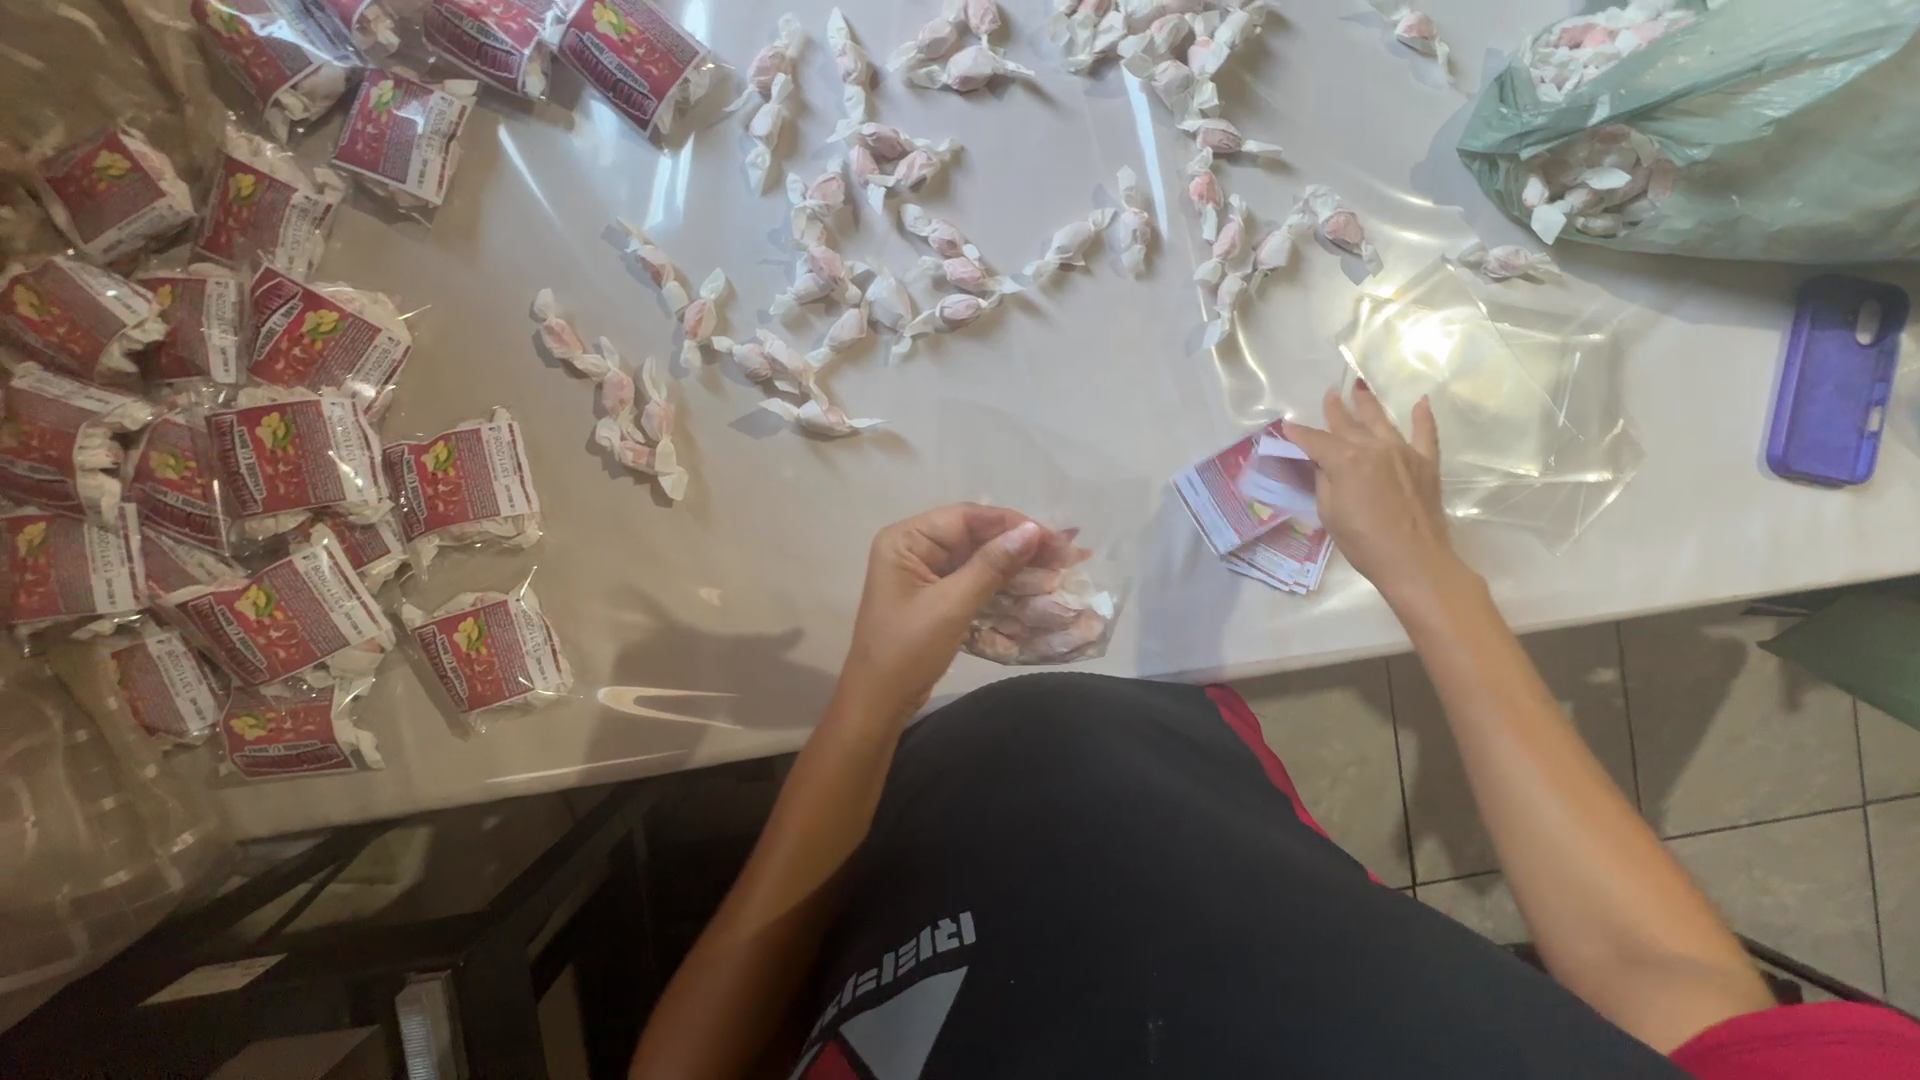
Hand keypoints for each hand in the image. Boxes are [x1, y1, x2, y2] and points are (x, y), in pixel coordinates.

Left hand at [835, 503, 1054, 723]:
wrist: (878, 704)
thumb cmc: (907, 652)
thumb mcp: (952, 606)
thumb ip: (992, 565)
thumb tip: (1032, 530)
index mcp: (906, 540)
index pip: (967, 518)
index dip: (1012, 524)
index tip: (1054, 538)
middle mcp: (914, 549)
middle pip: (975, 536)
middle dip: (1019, 545)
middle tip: (1067, 555)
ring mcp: (925, 574)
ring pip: (979, 559)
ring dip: (1016, 565)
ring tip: (1059, 570)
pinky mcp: (936, 598)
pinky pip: (974, 581)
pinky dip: (1002, 585)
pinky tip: (1033, 588)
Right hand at [1282, 384, 1461, 602]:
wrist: (1413, 559)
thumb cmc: (1362, 542)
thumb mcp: (1329, 512)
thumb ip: (1325, 482)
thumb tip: (1324, 465)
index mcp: (1344, 460)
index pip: (1315, 441)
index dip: (1299, 434)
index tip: (1287, 427)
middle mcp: (1373, 448)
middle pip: (1348, 425)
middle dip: (1335, 410)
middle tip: (1328, 396)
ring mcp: (1403, 452)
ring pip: (1381, 421)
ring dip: (1367, 404)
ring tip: (1359, 388)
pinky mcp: (1426, 463)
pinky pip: (1425, 433)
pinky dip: (1422, 416)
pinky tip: (1420, 403)